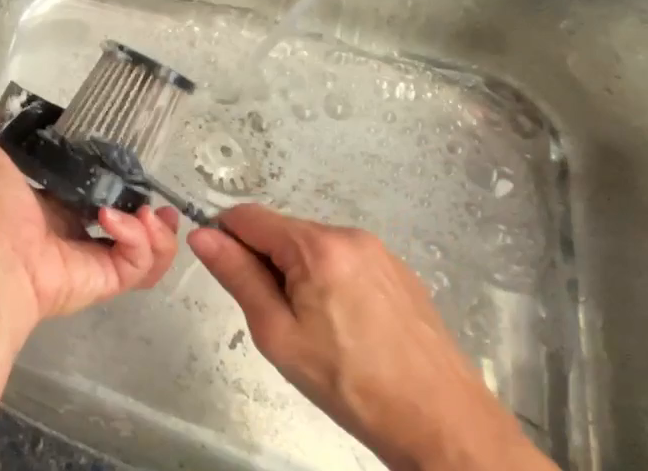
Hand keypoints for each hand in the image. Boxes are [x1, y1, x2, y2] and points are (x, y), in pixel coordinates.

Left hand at [0, 108, 178, 324]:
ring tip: (149, 213)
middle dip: (148, 218)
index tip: (129, 171)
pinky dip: (139, 242)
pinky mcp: (106, 281)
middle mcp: (72, 237)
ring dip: (155, 234)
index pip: (92, 199)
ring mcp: (92, 262)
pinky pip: (138, 266)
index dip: (113, 186)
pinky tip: (117, 220)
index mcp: (48, 210)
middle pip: (126, 230)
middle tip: (157, 204)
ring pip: (142, 253)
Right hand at [190, 206, 551, 470]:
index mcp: (317, 246)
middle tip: (276, 318)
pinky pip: (344, 263)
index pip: (246, 216)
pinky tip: (346, 329)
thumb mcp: (276, 333)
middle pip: (280, 231)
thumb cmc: (350, 384)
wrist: (446, 430)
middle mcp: (351, 236)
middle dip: (265, 263)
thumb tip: (201, 235)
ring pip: (311, 249)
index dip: (225, 240)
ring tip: (314, 329)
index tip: (230, 280)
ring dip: (297, 275)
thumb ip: (237, 276)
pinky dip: (329, 284)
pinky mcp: (402, 277)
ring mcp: (382, 255)